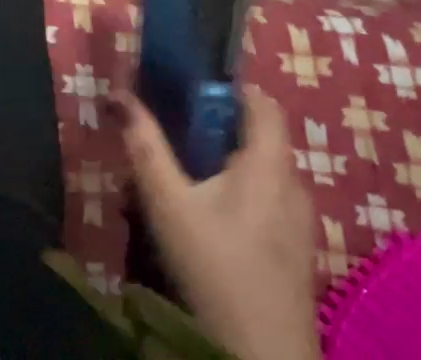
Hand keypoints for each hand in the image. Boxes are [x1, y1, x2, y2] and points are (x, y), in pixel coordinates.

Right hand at [120, 89, 320, 359]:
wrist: (261, 349)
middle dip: (212, 127)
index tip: (184, 88)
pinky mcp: (295, 245)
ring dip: (220, 162)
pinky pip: (265, 197)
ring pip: (259, 170)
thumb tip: (120, 94)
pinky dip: (234, 190)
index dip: (226, 87)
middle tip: (166, 135)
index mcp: (269, 166)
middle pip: (256, 136)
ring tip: (177, 178)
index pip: (262, 104)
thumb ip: (144, 145)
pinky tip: (202, 217)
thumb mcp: (166, 201)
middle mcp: (294, 184)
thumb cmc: (214, 265)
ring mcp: (300, 219)